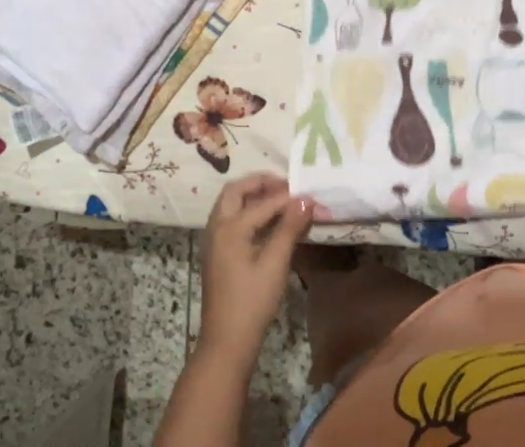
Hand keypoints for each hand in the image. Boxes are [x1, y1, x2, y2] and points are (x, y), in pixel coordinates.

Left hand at [198, 172, 314, 357]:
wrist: (227, 340)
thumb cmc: (252, 302)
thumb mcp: (275, 264)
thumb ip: (289, 228)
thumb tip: (306, 199)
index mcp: (230, 228)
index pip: (264, 202)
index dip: (289, 197)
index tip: (311, 194)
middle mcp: (217, 227)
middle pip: (235, 191)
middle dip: (260, 183)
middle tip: (287, 185)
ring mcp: (214, 240)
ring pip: (230, 204)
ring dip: (253, 195)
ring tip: (280, 199)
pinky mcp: (217, 252)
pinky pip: (230, 218)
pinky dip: (248, 210)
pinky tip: (268, 221)